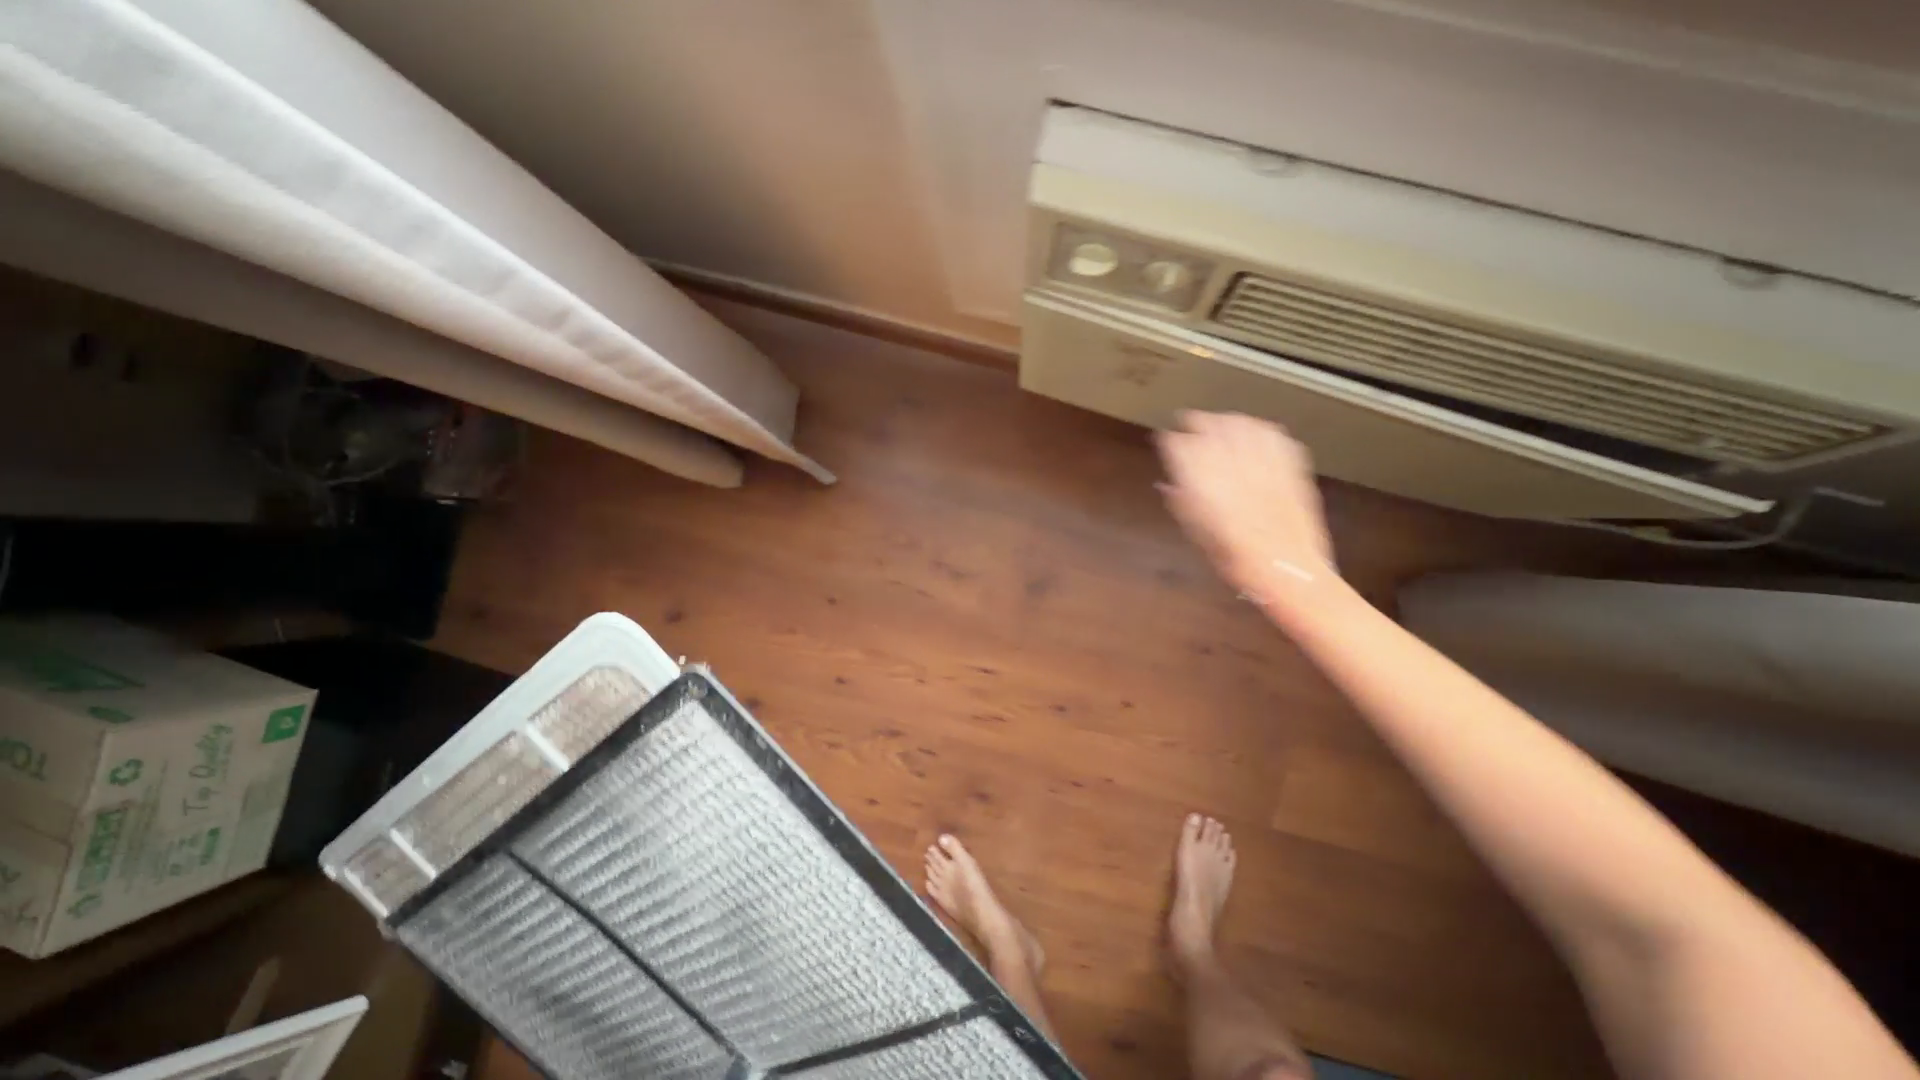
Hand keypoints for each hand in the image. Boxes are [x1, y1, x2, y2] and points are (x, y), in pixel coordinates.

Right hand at [1154, 412, 1338, 613]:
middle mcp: (1235, 468)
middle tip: (1190, 423)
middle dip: (1198, 422)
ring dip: (1229, 421)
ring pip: (1244, 425)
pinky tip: (1258, 433)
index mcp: (1207, 485)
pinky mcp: (1292, 468)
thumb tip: (1170, 485)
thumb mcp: (1201, 536)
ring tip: (1222, 423)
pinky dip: (1263, 430)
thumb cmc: (1238, 561)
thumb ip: (1184, 503)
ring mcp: (1266, 464)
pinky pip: (1276, 437)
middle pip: (1212, 427)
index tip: (1169, 439)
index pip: (1182, 446)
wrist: (1288, 570)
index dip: (1173, 440)